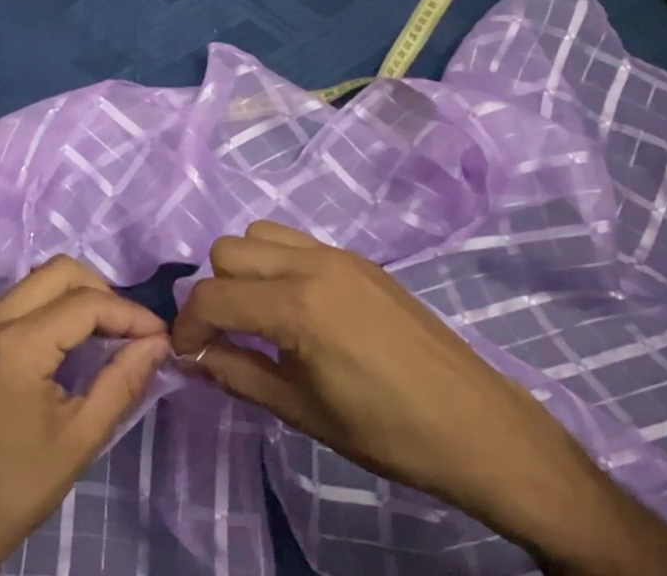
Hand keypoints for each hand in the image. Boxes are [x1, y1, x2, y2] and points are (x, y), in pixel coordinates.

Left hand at [0, 257, 171, 575]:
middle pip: (60, 271)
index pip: (87, 302)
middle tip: (134, 333)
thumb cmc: (15, 485)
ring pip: (38, 280)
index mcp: (18, 343)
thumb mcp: (79, 438)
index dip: (131, 314)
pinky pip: (22, 300)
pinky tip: (77, 342)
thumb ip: (121, 382)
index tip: (162, 337)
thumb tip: (158, 343)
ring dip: (79, 296)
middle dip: (104, 293)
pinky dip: (54, 307)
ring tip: (112, 336)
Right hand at [173, 222, 666, 575]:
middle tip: (225, 338)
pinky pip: (298, 242)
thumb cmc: (388, 432)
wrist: (480, 428)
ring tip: (259, 318)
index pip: (213, 296)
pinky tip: (297, 310)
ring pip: (260, 235)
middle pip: (229, 251)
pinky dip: (278, 264)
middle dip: (215, 292)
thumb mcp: (301, 411)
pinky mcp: (363, 261)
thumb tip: (191, 358)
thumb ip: (237, 374)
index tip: (187, 355)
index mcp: (298, 306)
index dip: (188, 326)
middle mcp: (314, 264)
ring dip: (245, 270)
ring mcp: (341, 257)